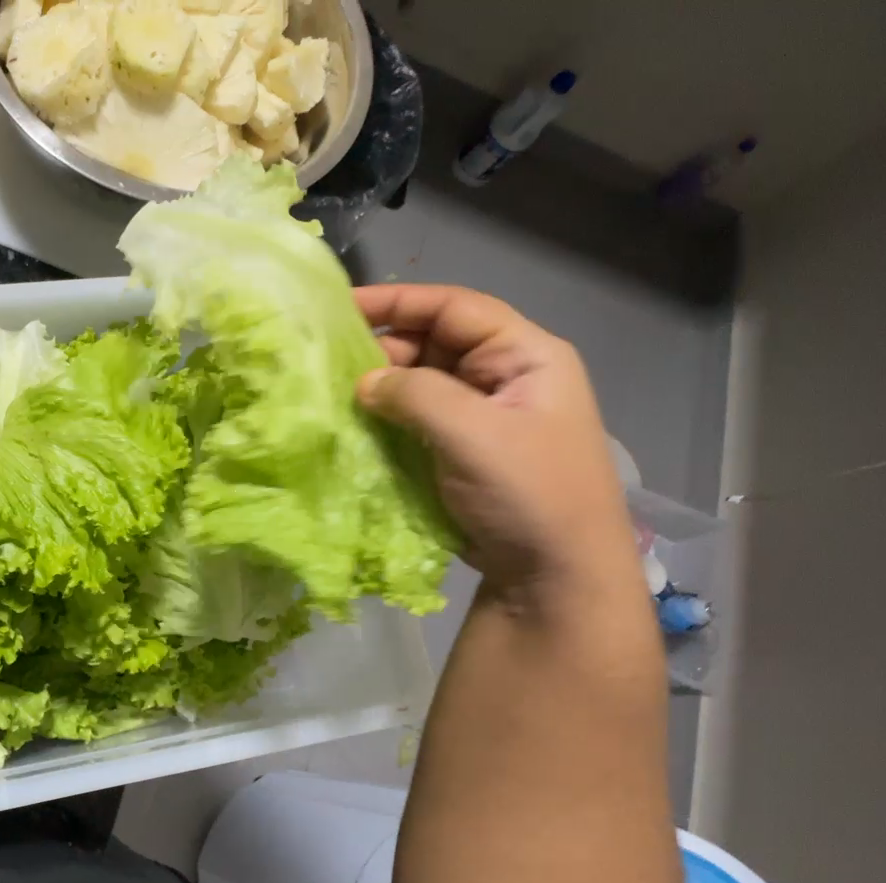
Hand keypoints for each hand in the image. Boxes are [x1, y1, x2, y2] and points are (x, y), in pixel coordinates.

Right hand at [354, 285, 633, 597]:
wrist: (556, 577)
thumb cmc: (529, 494)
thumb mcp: (474, 434)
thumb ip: (415, 396)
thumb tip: (363, 382)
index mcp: (526, 357)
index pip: (456, 308)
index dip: (399, 302)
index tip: (341, 308)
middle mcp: (504, 378)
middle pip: (435, 344)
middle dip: (384, 349)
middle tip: (329, 365)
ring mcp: (483, 418)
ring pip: (421, 385)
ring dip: (380, 388)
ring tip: (332, 396)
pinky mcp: (461, 453)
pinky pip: (416, 422)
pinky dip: (385, 421)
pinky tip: (353, 428)